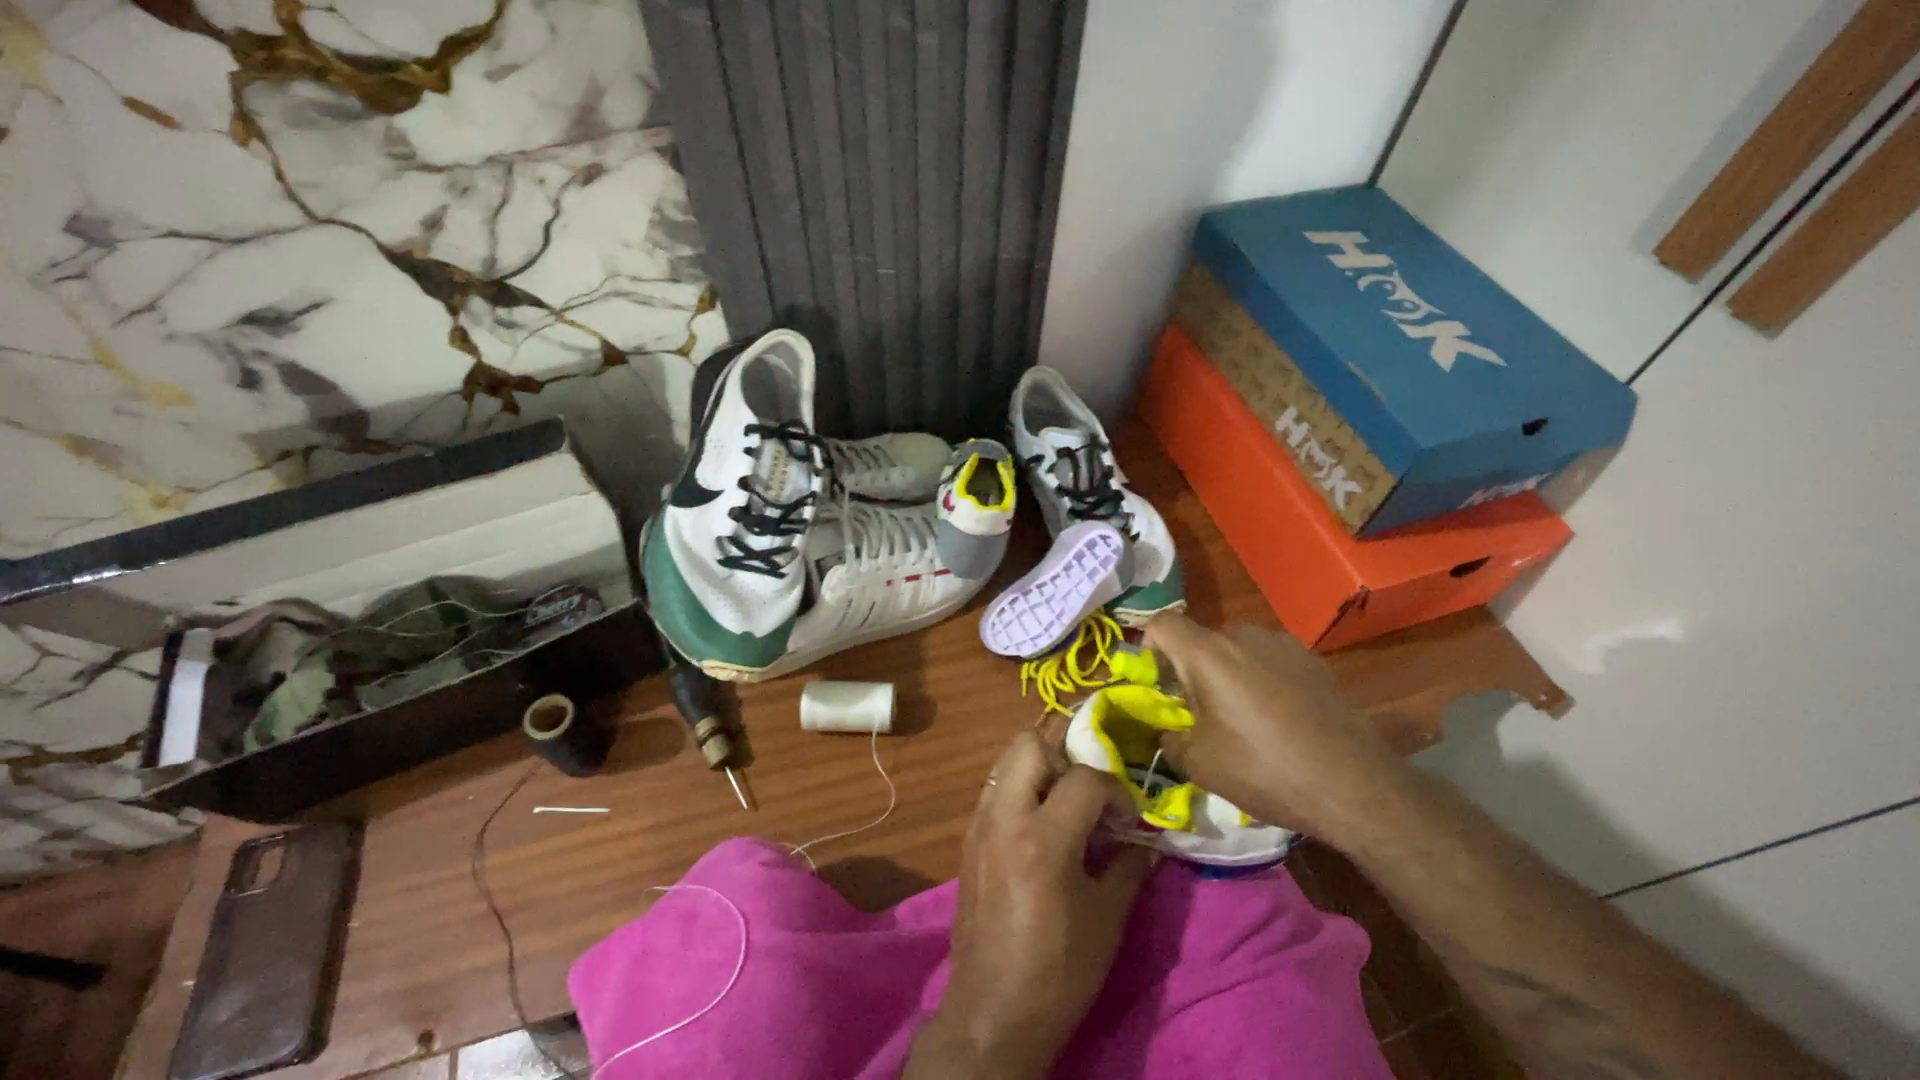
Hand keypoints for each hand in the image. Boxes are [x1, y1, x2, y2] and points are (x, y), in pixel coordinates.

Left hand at [906, 730, 1154, 1079]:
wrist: (993, 1012)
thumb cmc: (1059, 972)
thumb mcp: (1107, 919)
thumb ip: (1128, 866)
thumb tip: (1144, 839)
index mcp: (1041, 838)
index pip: (1084, 777)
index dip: (1115, 790)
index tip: (1128, 819)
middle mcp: (1002, 819)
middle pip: (1029, 744)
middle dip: (1066, 756)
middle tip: (1089, 793)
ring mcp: (978, 827)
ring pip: (1006, 763)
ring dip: (1041, 771)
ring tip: (1067, 809)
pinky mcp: (967, 842)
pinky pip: (995, 792)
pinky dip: (1021, 792)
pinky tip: (1043, 830)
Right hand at [1144, 612, 1405, 840]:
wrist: (1353, 785)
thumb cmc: (1264, 770)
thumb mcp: (1200, 764)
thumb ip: (1170, 739)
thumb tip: (1168, 732)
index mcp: (1208, 654)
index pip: (1162, 623)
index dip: (1148, 647)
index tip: (1156, 685)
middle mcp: (1244, 637)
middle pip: (1201, 640)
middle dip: (1191, 671)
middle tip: (1197, 715)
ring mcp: (1284, 646)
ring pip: (1237, 650)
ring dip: (1228, 676)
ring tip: (1241, 721)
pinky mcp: (1314, 663)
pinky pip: (1270, 662)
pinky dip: (1261, 681)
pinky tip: (1278, 722)